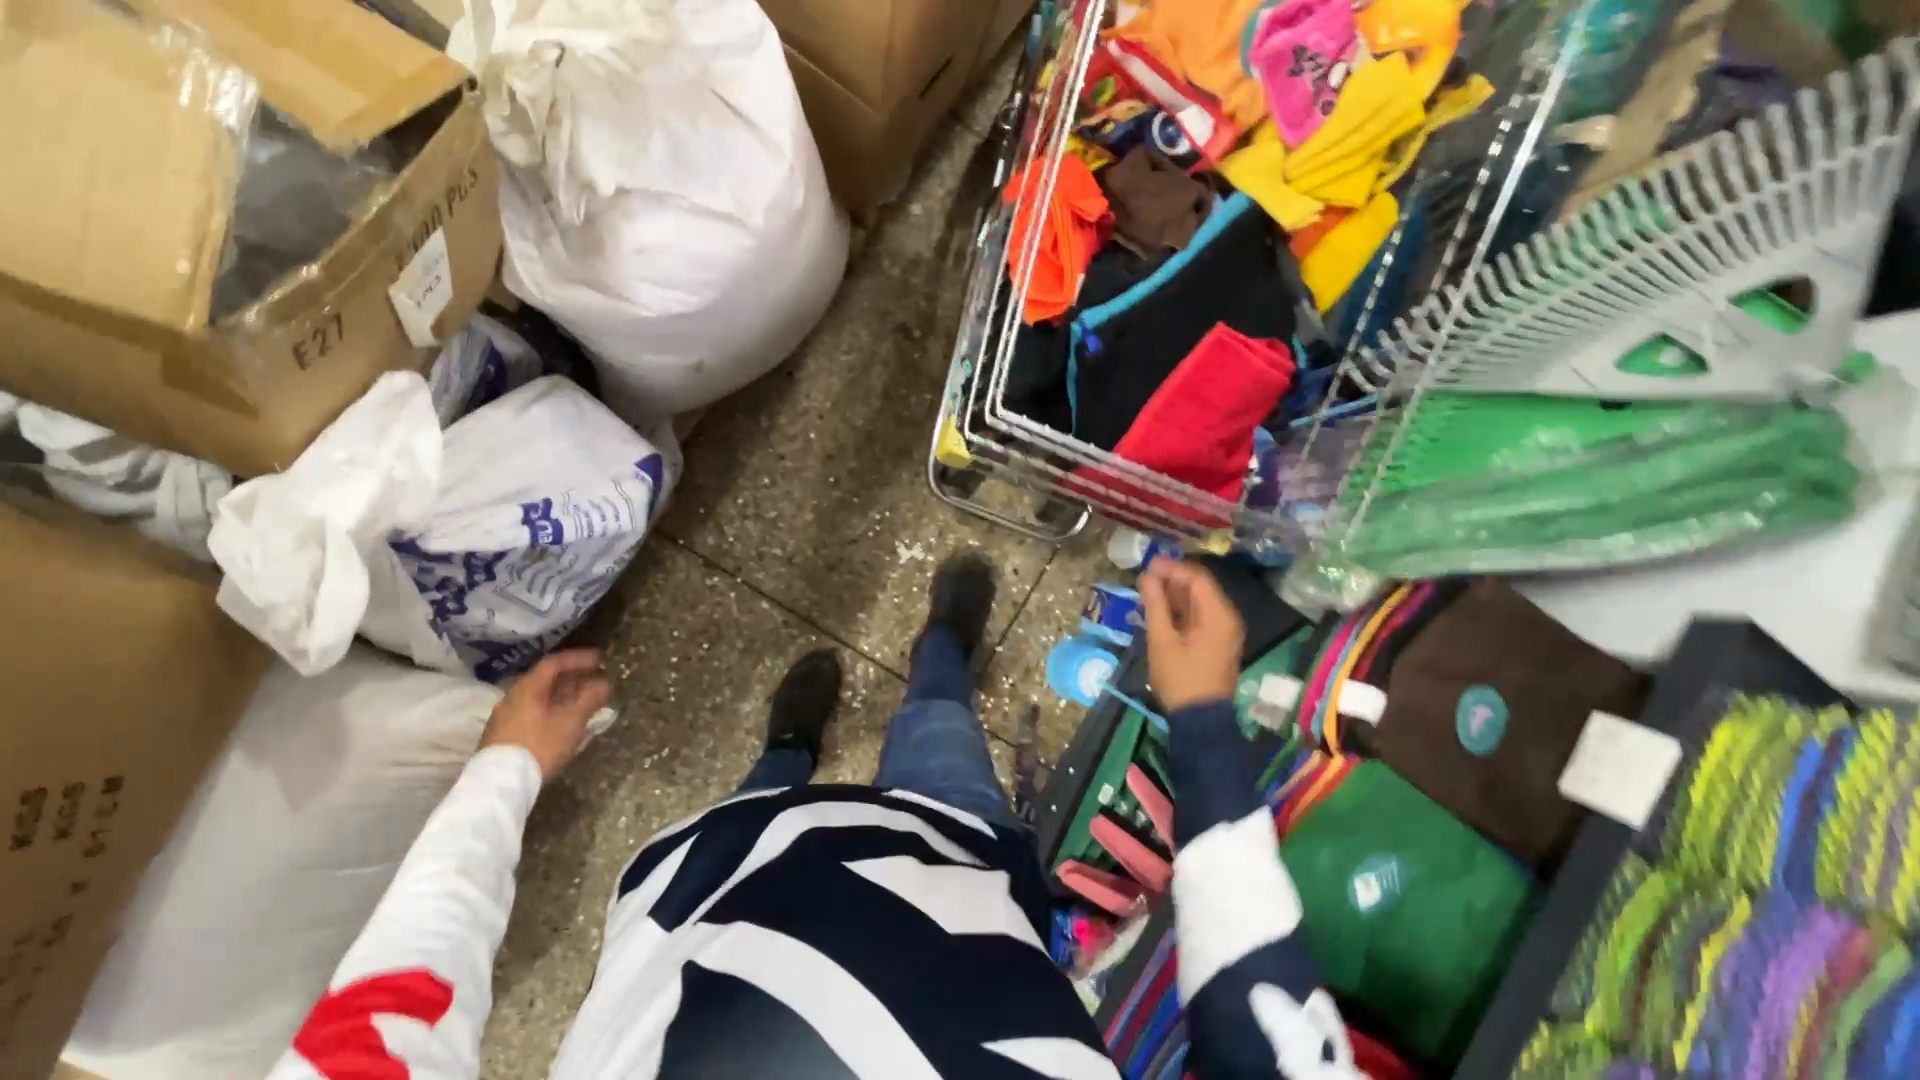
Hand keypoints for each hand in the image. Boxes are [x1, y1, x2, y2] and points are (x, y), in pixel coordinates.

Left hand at [480, 648, 612, 781]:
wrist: (501, 782)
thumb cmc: (540, 745)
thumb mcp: (571, 721)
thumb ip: (589, 699)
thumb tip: (604, 683)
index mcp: (528, 687)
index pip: (554, 663)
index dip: (578, 658)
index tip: (599, 659)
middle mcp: (513, 696)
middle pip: (545, 679)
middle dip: (572, 677)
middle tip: (595, 679)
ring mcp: (505, 716)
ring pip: (539, 697)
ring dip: (563, 695)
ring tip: (583, 701)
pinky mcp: (504, 734)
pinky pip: (533, 711)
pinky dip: (552, 709)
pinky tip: (563, 721)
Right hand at [1139, 559, 1243, 711]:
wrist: (1201, 719)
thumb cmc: (1180, 679)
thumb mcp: (1162, 641)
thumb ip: (1155, 605)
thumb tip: (1147, 577)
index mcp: (1218, 615)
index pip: (1197, 578)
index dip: (1172, 568)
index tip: (1147, 566)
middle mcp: (1227, 618)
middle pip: (1200, 588)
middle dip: (1172, 580)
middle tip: (1144, 578)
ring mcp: (1224, 632)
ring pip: (1199, 603)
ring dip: (1175, 595)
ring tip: (1147, 593)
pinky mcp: (1218, 643)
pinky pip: (1201, 617)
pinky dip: (1182, 611)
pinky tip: (1160, 611)